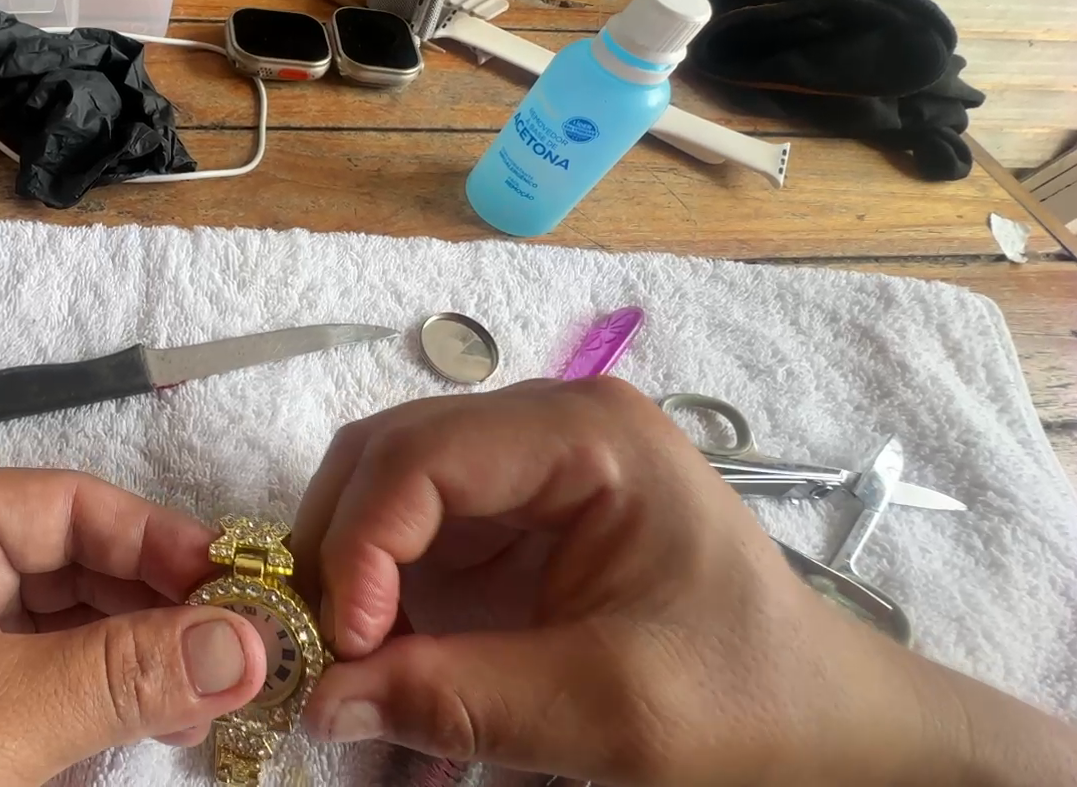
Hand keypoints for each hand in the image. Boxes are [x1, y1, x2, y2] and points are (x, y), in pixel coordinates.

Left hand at [0, 469, 265, 786]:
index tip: (238, 583)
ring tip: (215, 688)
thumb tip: (246, 642)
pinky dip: (102, 690)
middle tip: (242, 646)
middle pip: (74, 557)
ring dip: (138, 649)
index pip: (68, 505)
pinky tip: (157, 715)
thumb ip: (121, 673)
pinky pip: (45, 669)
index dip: (156, 537)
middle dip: (155, 600)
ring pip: (67, 616)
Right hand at [291, 379, 1076, 785]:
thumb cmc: (755, 709)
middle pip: (387, 453)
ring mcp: (508, 456)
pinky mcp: (492, 502)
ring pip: (376, 480)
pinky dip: (369, 579)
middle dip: (341, 544)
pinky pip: (398, 521)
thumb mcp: (618, 716)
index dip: (364, 537)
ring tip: (348, 647)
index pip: (426, 453)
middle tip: (325, 642)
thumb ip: (462, 701)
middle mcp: (531, 422)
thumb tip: (319, 702)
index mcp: (583, 433)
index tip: (346, 639)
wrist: (829, 727)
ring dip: (344, 560)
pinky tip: (378, 639)